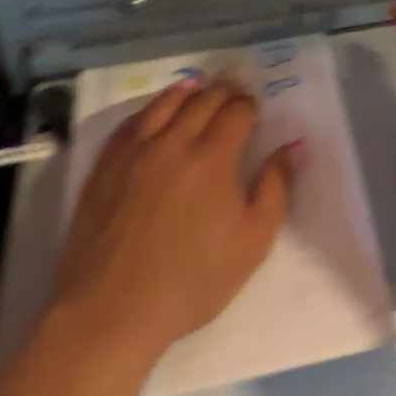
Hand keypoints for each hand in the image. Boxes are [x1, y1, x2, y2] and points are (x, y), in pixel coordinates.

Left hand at [50, 73, 295, 354]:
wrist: (112, 310)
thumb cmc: (192, 280)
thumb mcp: (253, 241)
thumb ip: (275, 188)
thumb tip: (291, 148)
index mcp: (213, 157)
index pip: (236, 112)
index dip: (250, 105)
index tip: (255, 109)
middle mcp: (173, 142)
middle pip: (202, 101)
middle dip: (223, 91)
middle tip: (233, 89)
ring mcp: (133, 152)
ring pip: (163, 104)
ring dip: (186, 91)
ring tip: (196, 86)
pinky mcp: (104, 167)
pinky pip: (129, 124)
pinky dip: (147, 109)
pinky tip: (152, 112)